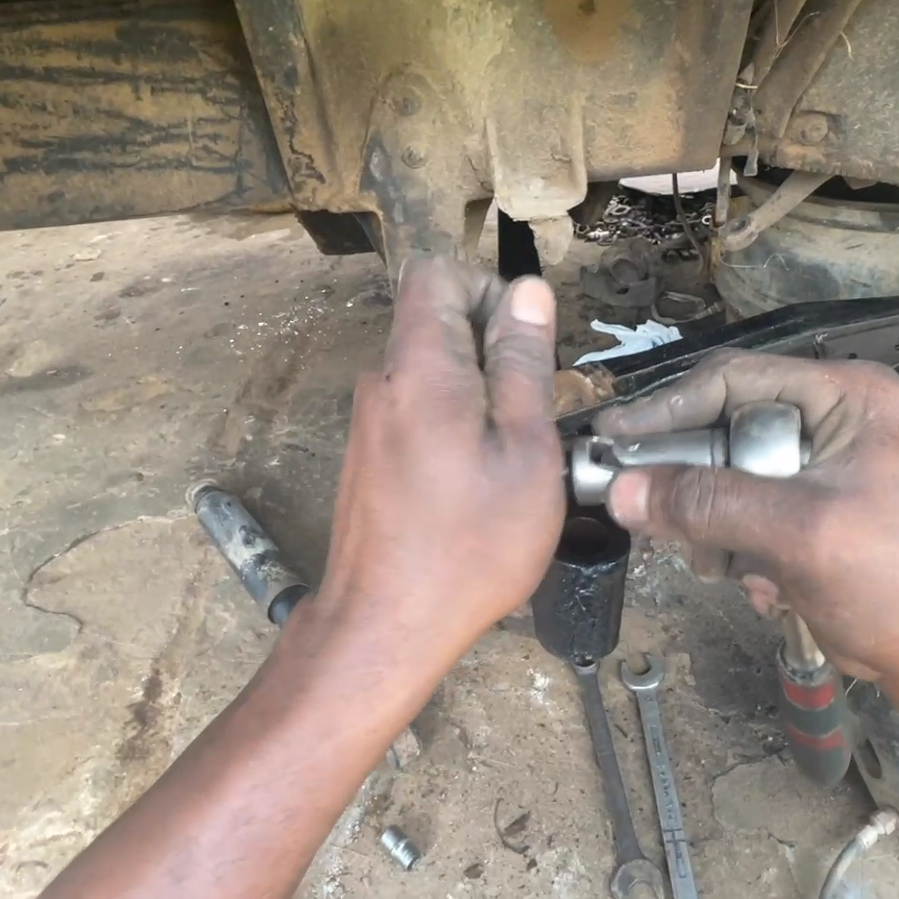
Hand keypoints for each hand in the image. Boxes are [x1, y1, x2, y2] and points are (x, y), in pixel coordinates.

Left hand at [311, 257, 564, 669]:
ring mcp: (369, 417)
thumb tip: (528, 292)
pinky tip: (477, 474)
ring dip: (476, 386)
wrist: (385, 624)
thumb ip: (523, 364)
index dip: (488, 289)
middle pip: (434, 317)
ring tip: (509, 450)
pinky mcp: (368, 450)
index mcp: (420, 366)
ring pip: (430, 365)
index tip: (524, 343)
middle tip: (530, 408)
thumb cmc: (467, 546)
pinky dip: (453, 416)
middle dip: (491, 343)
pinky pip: (416, 403)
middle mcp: (383, 379)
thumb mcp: (524, 450)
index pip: (438, 273)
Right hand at [595, 351, 898, 683]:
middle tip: (654, 517)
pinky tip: (762, 584)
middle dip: (696, 484)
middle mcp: (830, 418)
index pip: (732, 379)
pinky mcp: (811, 509)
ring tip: (727, 567)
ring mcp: (820, 465)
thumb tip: (618, 491)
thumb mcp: (800, 532)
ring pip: (726, 476)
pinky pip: (744, 511)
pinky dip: (738, 548)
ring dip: (716, 526)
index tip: (612, 440)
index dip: (666, 408)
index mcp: (844, 395)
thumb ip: (707, 503)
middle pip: (724, 430)